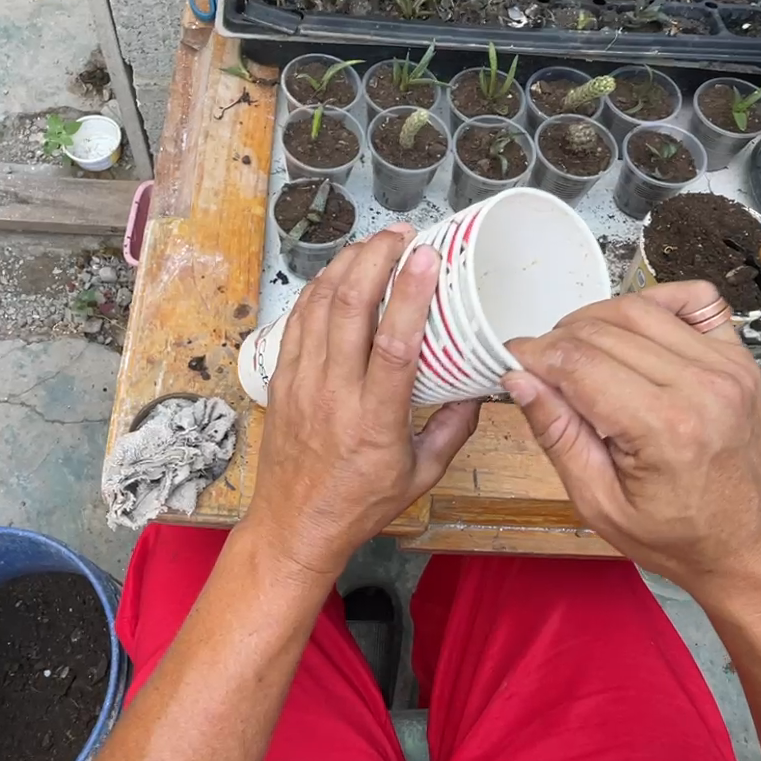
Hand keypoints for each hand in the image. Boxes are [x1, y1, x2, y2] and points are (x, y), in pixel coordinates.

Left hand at [245, 225, 480, 580]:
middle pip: (348, 309)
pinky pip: (296, 320)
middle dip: (374, 259)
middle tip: (400, 235)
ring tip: (373, 244)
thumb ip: (453, 429)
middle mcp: (333, 394)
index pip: (392, 345)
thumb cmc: (358, 504)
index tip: (426, 256)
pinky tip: (337, 274)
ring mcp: (301, 383)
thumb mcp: (420, 477)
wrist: (294, 525)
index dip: (410, 294)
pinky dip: (317, 289)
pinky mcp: (281, 379)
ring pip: (317, 306)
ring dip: (345, 265)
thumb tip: (479, 387)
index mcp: (374, 421)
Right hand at [502, 281, 760, 602]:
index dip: (532, 355)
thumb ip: (556, 434)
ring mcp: (727, 367)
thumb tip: (518, 380)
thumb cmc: (675, 537)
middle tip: (539, 369)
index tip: (510, 361)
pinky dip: (654, 303)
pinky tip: (631, 333)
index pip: (577, 362)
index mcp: (665, 428)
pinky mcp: (738, 359)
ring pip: (638, 307)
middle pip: (602, 329)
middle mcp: (702, 386)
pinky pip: (694, 300)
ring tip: (577, 356)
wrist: (746, 547)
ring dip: (593, 322)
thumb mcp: (597, 502)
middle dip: (556, 342)